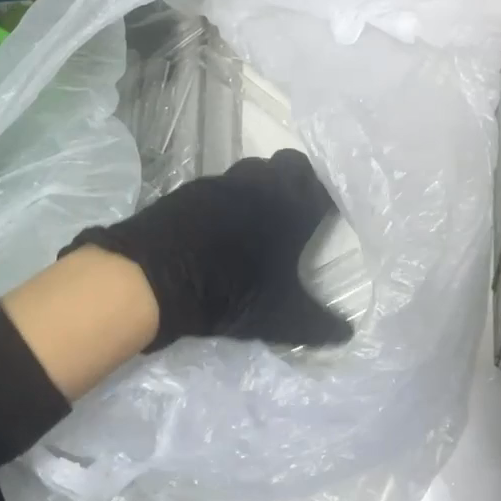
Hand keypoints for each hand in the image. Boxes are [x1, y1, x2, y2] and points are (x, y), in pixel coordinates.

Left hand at [61, 149, 352, 350]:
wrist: (153, 277)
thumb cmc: (231, 292)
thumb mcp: (280, 318)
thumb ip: (316, 325)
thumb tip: (346, 334)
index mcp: (293, 209)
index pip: (323, 189)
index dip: (326, 202)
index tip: (325, 221)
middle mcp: (264, 186)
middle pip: (292, 166)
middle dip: (297, 182)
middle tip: (292, 214)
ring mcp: (226, 183)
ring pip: (255, 171)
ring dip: (260, 188)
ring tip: (254, 222)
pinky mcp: (192, 188)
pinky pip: (221, 186)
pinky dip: (226, 201)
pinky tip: (218, 229)